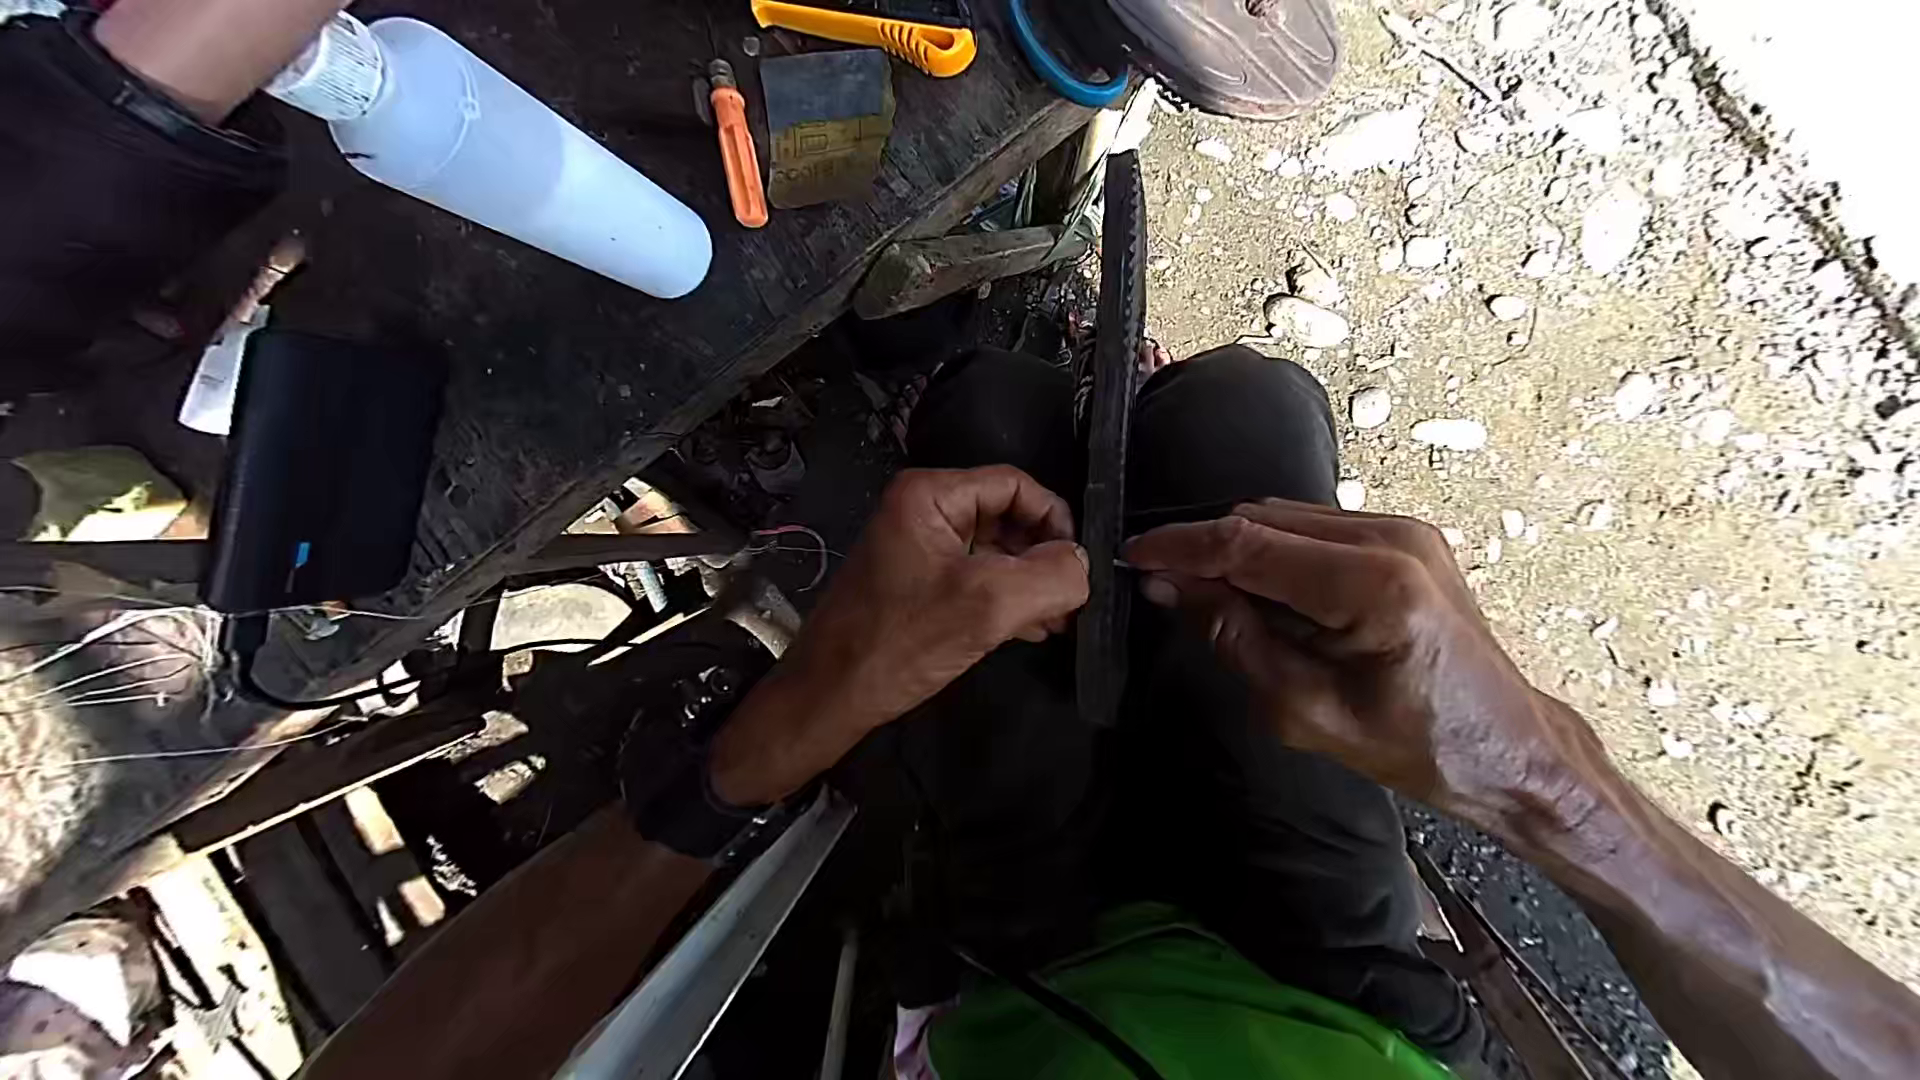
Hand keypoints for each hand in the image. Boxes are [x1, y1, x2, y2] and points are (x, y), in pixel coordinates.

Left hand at [711, 466, 1087, 804]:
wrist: (830, 696)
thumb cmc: (900, 642)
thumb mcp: (986, 605)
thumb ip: (1050, 576)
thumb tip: (1083, 564)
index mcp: (930, 495)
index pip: (1014, 484)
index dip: (1054, 518)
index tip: (1077, 563)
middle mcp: (924, 511)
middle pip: (1007, 517)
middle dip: (1044, 558)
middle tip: (1073, 599)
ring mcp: (921, 549)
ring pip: (995, 552)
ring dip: (1030, 583)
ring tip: (1060, 620)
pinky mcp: (921, 583)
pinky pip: (976, 578)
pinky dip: (1007, 599)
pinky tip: (1032, 629)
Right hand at [1122, 498, 1609, 829]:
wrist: (1510, 748)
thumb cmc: (1413, 745)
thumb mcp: (1301, 708)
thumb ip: (1230, 636)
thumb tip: (1168, 586)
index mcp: (1372, 587)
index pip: (1245, 544)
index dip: (1178, 546)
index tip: (1132, 555)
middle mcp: (1389, 538)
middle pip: (1256, 520)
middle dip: (1201, 551)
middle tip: (1166, 589)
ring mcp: (1399, 528)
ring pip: (1275, 517)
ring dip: (1232, 552)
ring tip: (1216, 600)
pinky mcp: (1399, 533)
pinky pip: (1303, 526)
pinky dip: (1266, 552)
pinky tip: (1263, 593)